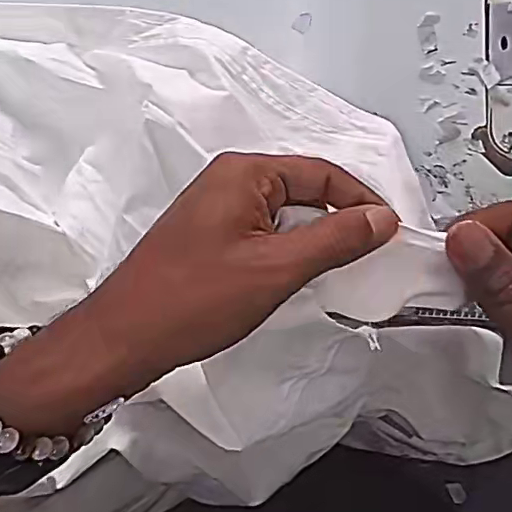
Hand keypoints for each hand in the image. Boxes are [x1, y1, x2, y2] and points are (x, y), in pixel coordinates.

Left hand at [0, 153, 399, 433]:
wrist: (123, 338)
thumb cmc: (190, 300)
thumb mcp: (277, 268)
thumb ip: (335, 239)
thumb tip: (380, 218)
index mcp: (244, 173)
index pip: (322, 173)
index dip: (362, 200)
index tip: (388, 231)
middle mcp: (227, 180)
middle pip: (303, 188)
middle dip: (339, 218)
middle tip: (369, 251)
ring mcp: (215, 207)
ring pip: (284, 212)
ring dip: (314, 235)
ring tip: (338, 267)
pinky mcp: (208, 234)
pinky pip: (263, 229)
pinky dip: (287, 247)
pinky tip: (297, 273)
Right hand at [445, 202, 511, 511]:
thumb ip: (508, 292)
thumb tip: (467, 236)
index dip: (475, 232)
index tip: (438, 260)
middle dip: (471, 251)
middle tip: (435, 281)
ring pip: (508, 263)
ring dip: (474, 273)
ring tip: (445, 296)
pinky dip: (483, 294)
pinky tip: (465, 310)